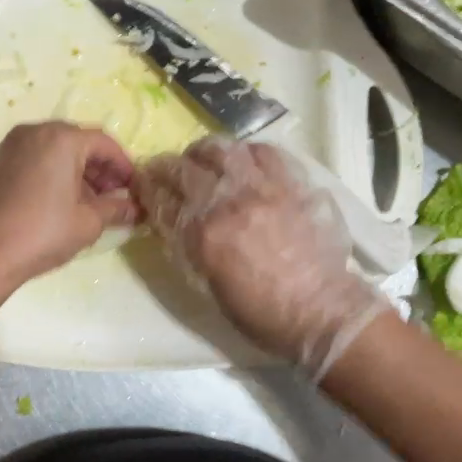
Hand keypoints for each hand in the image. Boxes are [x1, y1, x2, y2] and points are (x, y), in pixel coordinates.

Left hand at [0, 121, 139, 301]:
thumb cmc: (42, 233)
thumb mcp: (88, 222)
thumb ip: (115, 208)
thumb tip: (135, 208)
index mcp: (61, 138)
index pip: (104, 143)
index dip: (124, 166)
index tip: (135, 189)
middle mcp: (35, 132)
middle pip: (79, 143)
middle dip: (101, 169)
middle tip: (115, 198)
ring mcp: (11, 146)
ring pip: (56, 152)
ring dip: (78, 173)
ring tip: (92, 204)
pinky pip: (36, 161)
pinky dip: (54, 175)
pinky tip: (62, 203)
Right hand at [134, 137, 388, 378]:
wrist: (319, 311)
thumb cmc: (260, 312)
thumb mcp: (208, 285)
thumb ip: (188, 247)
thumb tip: (174, 222)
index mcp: (202, 234)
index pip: (162, 200)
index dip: (146, 189)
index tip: (142, 185)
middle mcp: (229, 201)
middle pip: (185, 168)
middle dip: (166, 166)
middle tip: (165, 170)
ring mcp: (264, 187)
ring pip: (224, 149)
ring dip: (205, 152)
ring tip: (203, 158)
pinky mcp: (293, 182)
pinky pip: (266, 152)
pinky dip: (248, 153)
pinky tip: (245, 162)